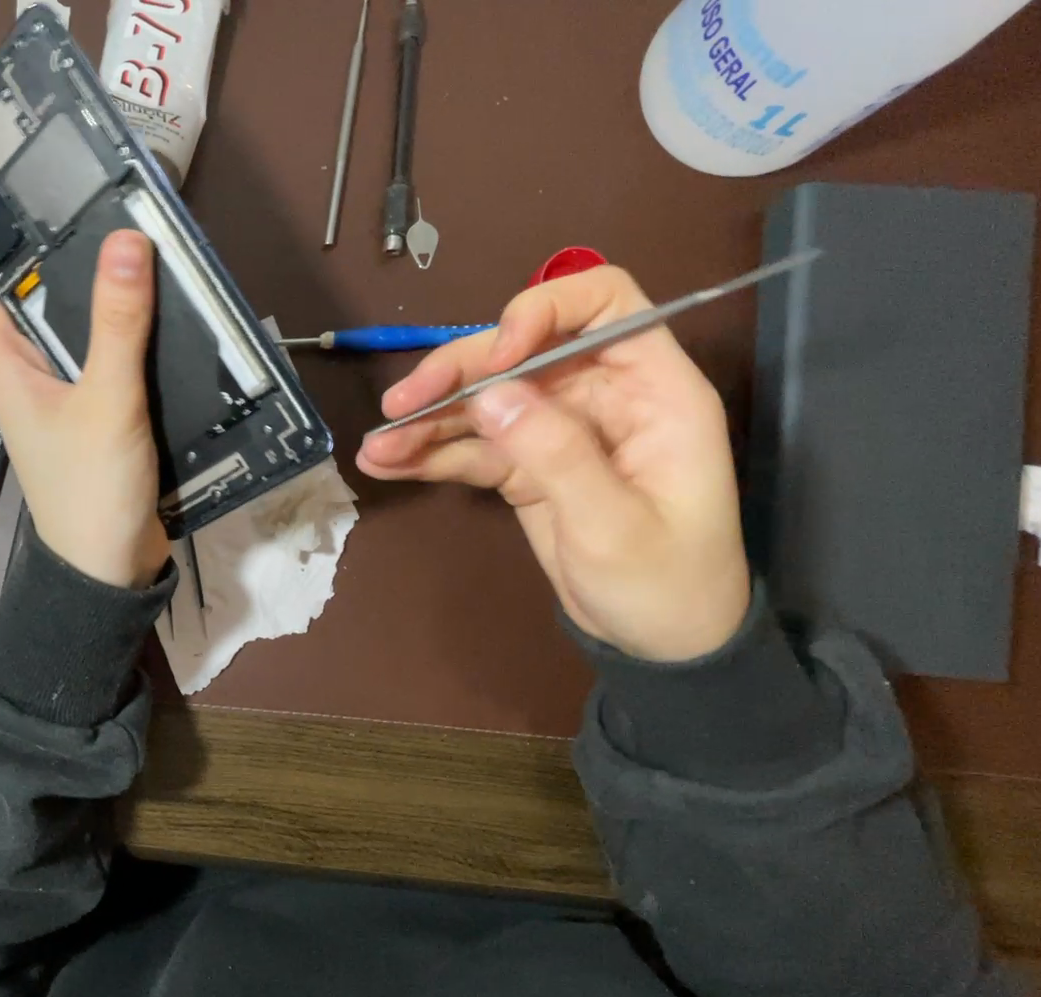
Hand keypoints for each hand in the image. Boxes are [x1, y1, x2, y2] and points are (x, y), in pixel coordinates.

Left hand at [0, 230, 169, 589]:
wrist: (111, 570)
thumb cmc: (92, 487)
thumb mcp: (107, 400)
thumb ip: (118, 323)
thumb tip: (125, 241)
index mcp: (8, 369)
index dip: (19, 247)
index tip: (63, 204)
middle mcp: (30, 379)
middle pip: (47, 308)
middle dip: (83, 271)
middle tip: (129, 223)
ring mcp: (65, 402)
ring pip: (86, 339)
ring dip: (115, 310)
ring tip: (156, 260)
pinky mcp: (98, 421)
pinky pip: (112, 369)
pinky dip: (134, 347)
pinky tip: (168, 322)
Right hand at [357, 266, 750, 661]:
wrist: (657, 646)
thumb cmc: (663, 583)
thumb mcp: (612, 524)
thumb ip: (555, 453)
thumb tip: (492, 394)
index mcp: (650, 391)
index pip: (602, 306)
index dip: (543, 312)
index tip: (496, 358)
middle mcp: (599, 397)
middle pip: (518, 355)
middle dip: (455, 375)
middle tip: (398, 407)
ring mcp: (556, 431)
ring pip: (484, 402)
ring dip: (427, 421)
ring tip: (377, 448)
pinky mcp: (524, 467)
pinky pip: (472, 448)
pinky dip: (430, 455)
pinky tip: (386, 465)